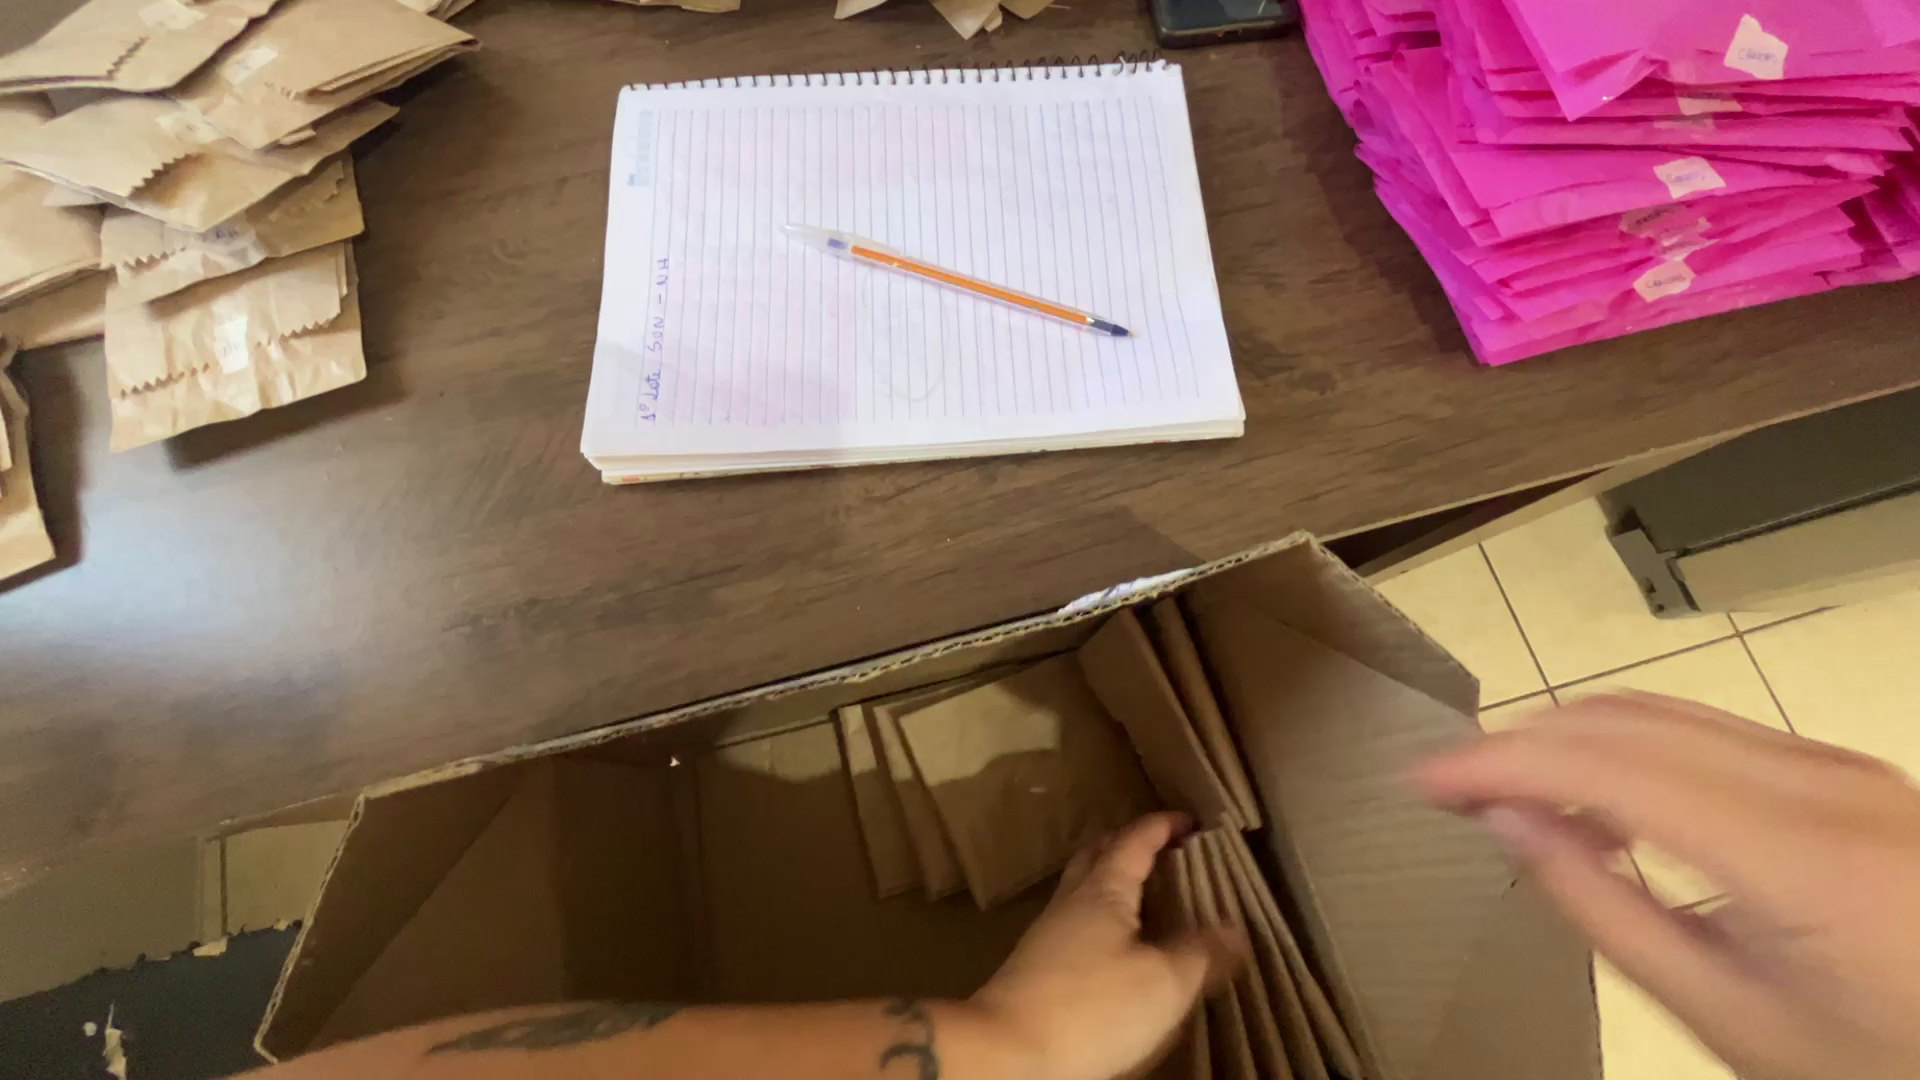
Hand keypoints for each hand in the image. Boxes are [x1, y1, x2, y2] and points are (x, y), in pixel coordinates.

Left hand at [970, 813, 1245, 1079]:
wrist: (1011, 1050)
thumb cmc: (1092, 1006)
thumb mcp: (1162, 983)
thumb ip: (1200, 953)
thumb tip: (1235, 929)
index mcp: (1103, 888)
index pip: (1135, 840)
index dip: (1164, 826)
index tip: (1192, 821)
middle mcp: (1073, 897)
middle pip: (1100, 852)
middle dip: (1132, 842)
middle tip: (1165, 848)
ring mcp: (1051, 927)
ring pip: (1085, 883)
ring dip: (1114, 875)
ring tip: (1147, 892)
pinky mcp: (1040, 960)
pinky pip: (1078, 915)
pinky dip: (1103, 910)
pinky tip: (1117, 939)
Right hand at [1412, 692, 1919, 1079]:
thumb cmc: (1877, 1060)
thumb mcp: (1730, 1017)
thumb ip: (1600, 905)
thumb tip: (1504, 815)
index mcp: (1802, 854)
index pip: (1598, 765)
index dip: (1492, 763)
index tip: (1419, 781)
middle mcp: (1820, 782)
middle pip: (1615, 721)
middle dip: (1513, 743)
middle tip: (1450, 785)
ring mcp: (1837, 766)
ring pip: (1648, 710)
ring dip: (1556, 739)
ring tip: (1506, 790)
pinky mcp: (1841, 769)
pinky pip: (1693, 727)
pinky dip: (1613, 745)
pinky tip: (1593, 798)